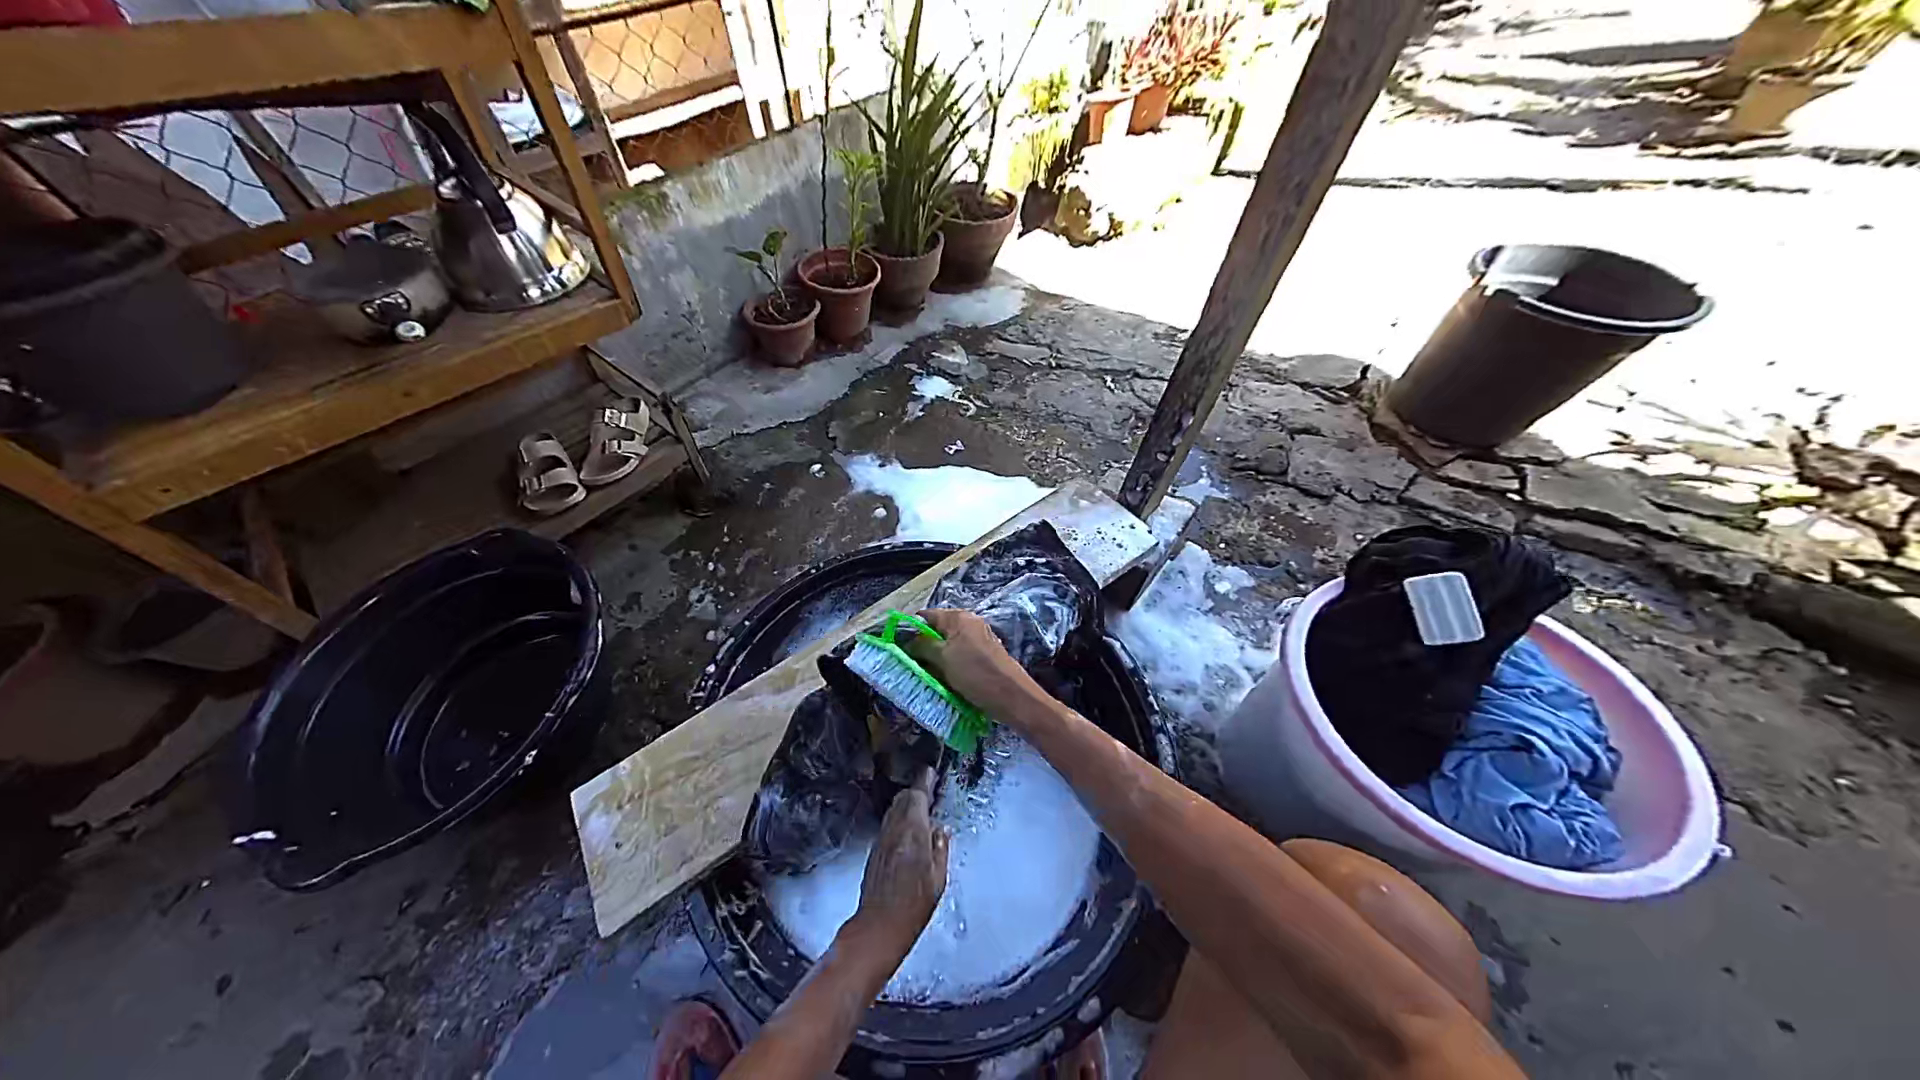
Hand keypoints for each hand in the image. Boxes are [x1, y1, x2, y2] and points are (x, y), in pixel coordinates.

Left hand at [852, 767, 948, 958]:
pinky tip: (908, 834)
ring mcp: (881, 840)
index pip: (917, 795)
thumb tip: (940, 831)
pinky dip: (899, 822)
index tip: (930, 773)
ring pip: (894, 811)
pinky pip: (888, 826)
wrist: (880, 926)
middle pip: (903, 799)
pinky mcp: (874, 851)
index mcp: (912, 831)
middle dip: (916, 793)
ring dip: (906, 807)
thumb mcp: (938, 877)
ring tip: (920, 811)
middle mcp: (893, 830)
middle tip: (929, 792)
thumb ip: (940, 847)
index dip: (924, 781)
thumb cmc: (912, 905)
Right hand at [908, 609, 1046, 725]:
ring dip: (934, 660)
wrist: (1012, 697)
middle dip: (921, 647)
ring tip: (922, 675)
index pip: (924, 616)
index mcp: (959, 618)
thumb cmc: (976, 674)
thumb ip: (922, 645)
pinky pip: (957, 657)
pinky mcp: (983, 656)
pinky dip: (947, 667)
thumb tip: (907, 640)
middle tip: (907, 665)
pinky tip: (941, 681)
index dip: (909, 630)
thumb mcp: (943, 658)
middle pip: (936, 632)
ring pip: (946, 647)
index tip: (896, 648)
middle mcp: (969, 624)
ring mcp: (977, 640)